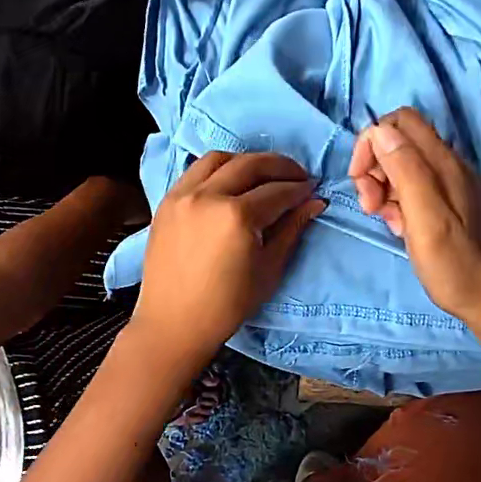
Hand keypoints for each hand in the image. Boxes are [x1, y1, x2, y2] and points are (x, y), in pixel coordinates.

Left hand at [131, 152, 324, 367]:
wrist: (175, 322)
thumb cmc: (227, 305)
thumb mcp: (269, 269)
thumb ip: (291, 230)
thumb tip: (314, 202)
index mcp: (237, 216)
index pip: (277, 191)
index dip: (299, 189)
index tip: (312, 190)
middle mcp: (208, 196)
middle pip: (251, 165)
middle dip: (279, 166)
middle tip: (296, 176)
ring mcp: (183, 195)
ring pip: (219, 159)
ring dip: (246, 161)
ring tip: (262, 175)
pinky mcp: (166, 202)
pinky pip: (194, 171)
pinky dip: (216, 170)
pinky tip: (229, 181)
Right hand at [350, 107, 480, 319]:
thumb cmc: (453, 263)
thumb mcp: (424, 216)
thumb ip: (404, 170)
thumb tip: (379, 132)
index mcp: (443, 164)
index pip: (399, 123)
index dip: (371, 143)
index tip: (361, 180)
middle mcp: (447, 167)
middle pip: (397, 143)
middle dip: (373, 168)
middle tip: (370, 205)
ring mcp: (448, 186)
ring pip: (400, 167)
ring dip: (381, 188)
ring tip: (384, 220)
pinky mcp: (446, 205)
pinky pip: (411, 190)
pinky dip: (395, 204)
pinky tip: (399, 228)